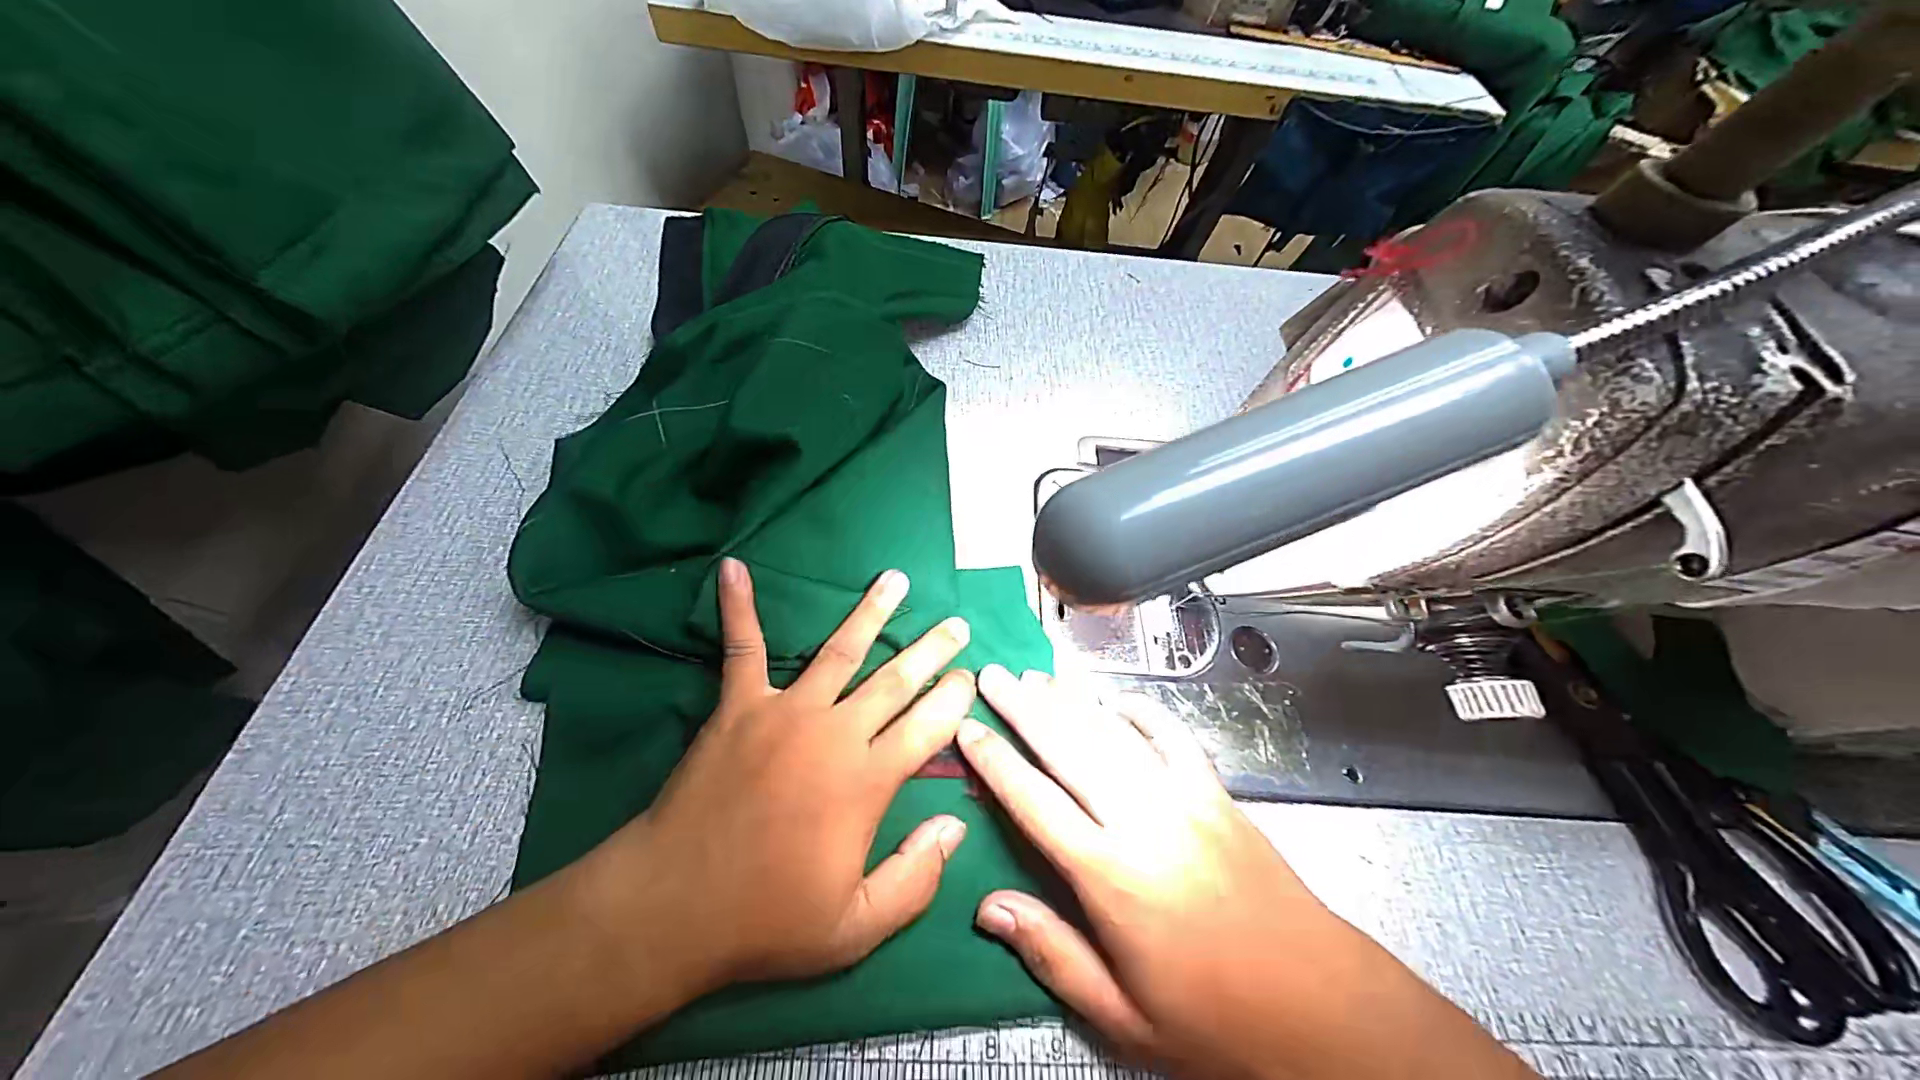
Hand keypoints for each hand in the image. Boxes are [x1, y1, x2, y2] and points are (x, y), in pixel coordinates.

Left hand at [575, 558, 976, 993]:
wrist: (672, 908)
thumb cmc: (768, 920)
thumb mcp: (857, 926)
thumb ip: (917, 877)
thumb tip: (956, 824)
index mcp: (867, 781)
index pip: (927, 727)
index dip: (953, 699)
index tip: (970, 677)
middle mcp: (834, 733)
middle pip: (896, 680)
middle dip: (932, 651)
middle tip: (955, 625)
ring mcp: (785, 712)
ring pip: (840, 651)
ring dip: (871, 612)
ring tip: (894, 580)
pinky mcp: (738, 707)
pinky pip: (744, 648)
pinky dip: (739, 608)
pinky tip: (735, 568)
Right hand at [958, 667, 1536, 1079]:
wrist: (1320, 1006)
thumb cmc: (1213, 1017)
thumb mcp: (1121, 1014)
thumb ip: (1051, 952)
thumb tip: (987, 906)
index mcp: (1112, 876)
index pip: (1036, 803)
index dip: (996, 762)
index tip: (968, 729)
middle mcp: (1144, 823)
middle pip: (1071, 748)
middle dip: (1025, 708)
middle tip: (992, 677)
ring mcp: (1185, 800)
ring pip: (1114, 733)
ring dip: (1071, 701)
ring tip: (1035, 678)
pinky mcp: (1218, 795)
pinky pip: (1172, 737)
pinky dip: (1138, 710)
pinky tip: (1112, 697)